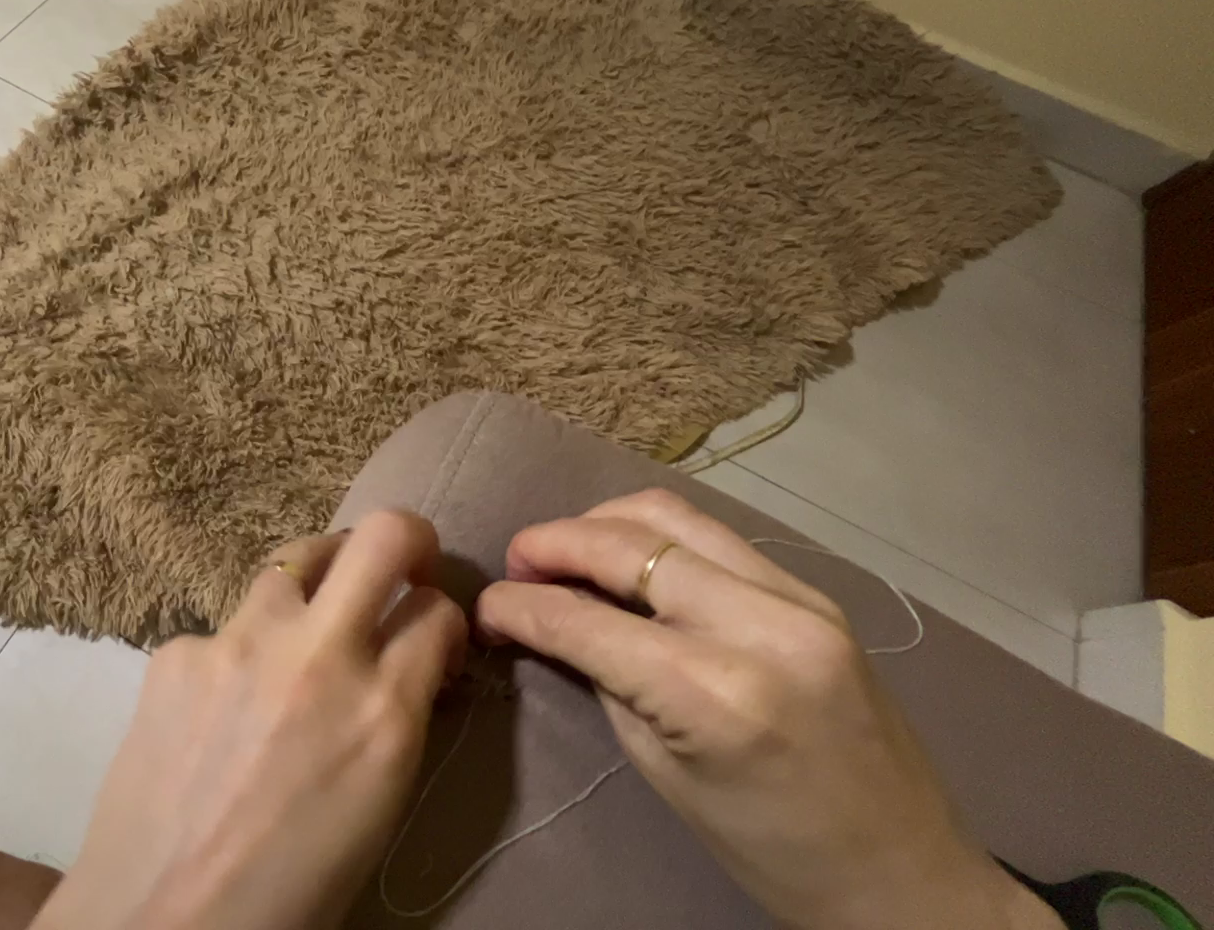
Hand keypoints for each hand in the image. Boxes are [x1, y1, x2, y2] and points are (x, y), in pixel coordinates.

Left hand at [34, 511, 467, 929]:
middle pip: (380, 536)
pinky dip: (240, 651)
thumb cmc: (293, 884)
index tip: (429, 631)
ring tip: (303, 622)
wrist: (163, 922)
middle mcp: (316, 656)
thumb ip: (398, 711)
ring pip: (296, 559)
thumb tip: (408, 658)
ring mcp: (240, 643)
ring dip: (317, 581)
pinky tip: (220, 704)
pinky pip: (226, 627)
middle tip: (397, 560)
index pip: (439, 611)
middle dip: (404, 535)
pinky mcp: (179, 650)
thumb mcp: (379, 799)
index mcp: (382, 712)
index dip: (442, 617)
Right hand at [474, 489, 1060, 929]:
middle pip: (624, 543)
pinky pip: (709, 534)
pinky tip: (625, 561)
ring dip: (599, 522)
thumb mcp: (658, 765)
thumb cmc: (765, 847)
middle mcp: (758, 625)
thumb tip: (545, 615)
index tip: (485, 605)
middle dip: (551, 542)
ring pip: (667, 514)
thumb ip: (601, 672)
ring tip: (565, 552)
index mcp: (713, 693)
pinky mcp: (811, 590)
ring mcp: (796, 597)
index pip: (583, 620)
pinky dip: (649, 535)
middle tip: (517, 565)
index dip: (518, 605)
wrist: (907, 878)